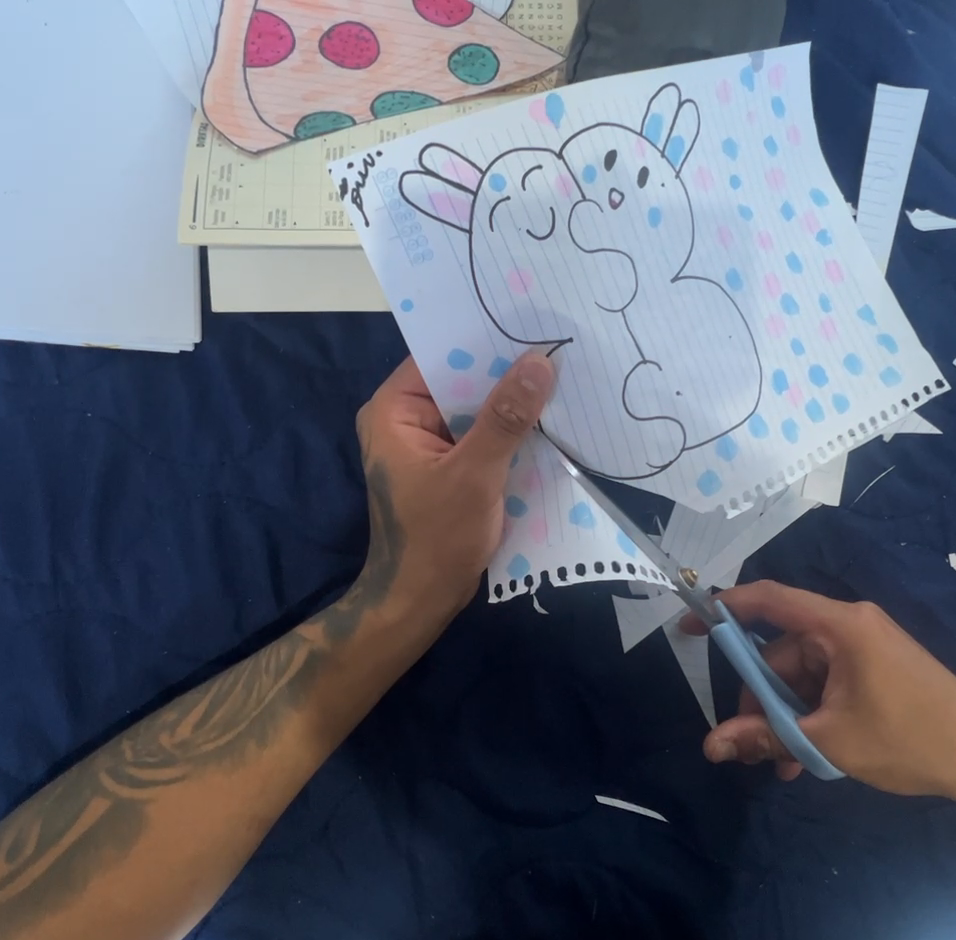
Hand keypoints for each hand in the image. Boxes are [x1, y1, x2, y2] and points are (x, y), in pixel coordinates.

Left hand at [354, 353, 553, 621]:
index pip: (440, 357)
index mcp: (393, 411)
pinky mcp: (448, 468)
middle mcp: (405, 421)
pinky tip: (548, 420)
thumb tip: (540, 362)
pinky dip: (509, 433)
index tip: (531, 322)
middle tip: (557, 344)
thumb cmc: (436, 539)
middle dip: (505, 372)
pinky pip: (480, 437)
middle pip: (460, 382)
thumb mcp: (474, 475)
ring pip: (475, 410)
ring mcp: (427, 446)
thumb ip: (506, 418)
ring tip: (562, 374)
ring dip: (511, 403)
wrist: (420, 601)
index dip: (483, 340)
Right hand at [682, 581, 955, 796]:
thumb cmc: (908, 739)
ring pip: (802, 677)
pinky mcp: (875, 670)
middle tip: (748, 744)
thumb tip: (710, 747)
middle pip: (781, 653)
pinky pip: (826, 686)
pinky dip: (811, 716)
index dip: (723, 608)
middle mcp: (849, 627)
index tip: (689, 627)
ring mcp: (864, 649)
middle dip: (761, 700)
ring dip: (787, 718)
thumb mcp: (827, 741)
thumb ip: (763, 736)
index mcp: (839, 626)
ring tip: (784, 764)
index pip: (767, 599)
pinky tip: (806, 757)